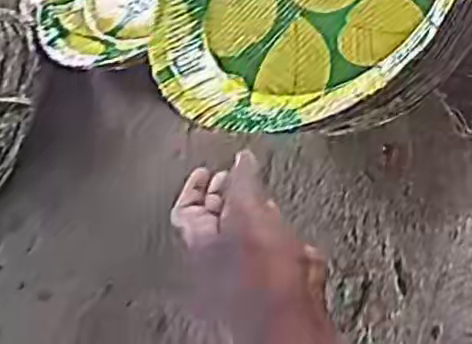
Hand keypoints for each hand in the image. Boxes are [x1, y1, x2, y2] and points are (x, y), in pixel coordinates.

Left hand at [170, 151, 335, 343]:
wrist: (285, 313)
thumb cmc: (262, 272)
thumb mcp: (252, 216)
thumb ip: (244, 185)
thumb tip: (240, 159)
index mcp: (202, 243)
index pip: (186, 210)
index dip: (194, 187)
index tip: (204, 169)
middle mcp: (213, 256)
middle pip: (208, 220)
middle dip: (219, 194)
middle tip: (230, 174)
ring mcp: (235, 266)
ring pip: (231, 230)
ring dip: (240, 207)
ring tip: (253, 190)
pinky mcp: (260, 272)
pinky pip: (253, 240)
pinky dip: (259, 223)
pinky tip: (274, 217)